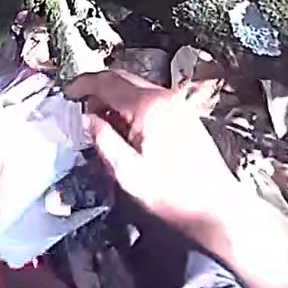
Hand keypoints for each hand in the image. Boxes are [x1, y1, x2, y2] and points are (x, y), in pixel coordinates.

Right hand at [67, 67, 248, 231]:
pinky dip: (128, 103)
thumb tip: (87, 119)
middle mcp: (162, 97)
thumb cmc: (173, 195)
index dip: (82, 84)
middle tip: (78, 105)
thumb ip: (102, 139)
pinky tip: (123, 126)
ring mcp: (176, 105)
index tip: (67, 94)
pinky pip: (147, 97)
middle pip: (120, 77)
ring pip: (134, 86)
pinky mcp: (183, 115)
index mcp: (146, 106)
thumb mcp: (127, 172)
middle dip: (95, 87)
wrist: (220, 210)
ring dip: (112, 96)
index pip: (105, 81)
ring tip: (98, 119)